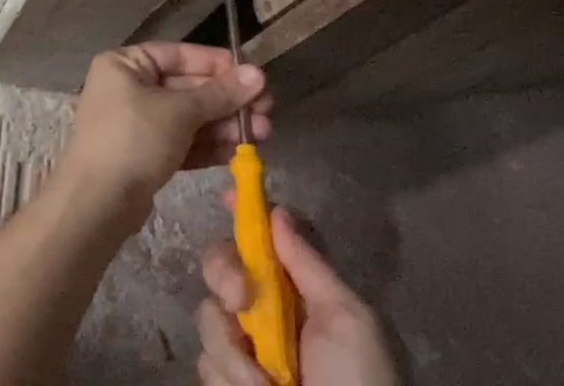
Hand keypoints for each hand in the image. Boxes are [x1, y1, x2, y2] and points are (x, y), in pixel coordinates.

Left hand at [60, 42, 272, 204]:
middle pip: (187, 87)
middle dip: (227, 101)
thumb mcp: (180, 112)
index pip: (178, 55)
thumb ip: (220, 93)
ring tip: (263, 134)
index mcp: (124, 64)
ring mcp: (136, 123)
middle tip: (267, 110)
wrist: (98, 202)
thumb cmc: (134, 139)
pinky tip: (239, 152)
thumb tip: (258, 73)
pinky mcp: (145, 154)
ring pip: (188, 118)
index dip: (217, 64)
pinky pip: (181, 142)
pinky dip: (208, 145)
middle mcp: (127, 87)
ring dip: (224, 125)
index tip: (254, 75)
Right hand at [197, 208, 397, 385]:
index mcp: (299, 290)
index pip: (266, 239)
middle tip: (241, 300)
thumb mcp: (349, 320)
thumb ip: (310, 265)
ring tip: (265, 385)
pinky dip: (229, 379)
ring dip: (233, 350)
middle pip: (221, 263)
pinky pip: (205, 362)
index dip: (245, 214)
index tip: (227, 195)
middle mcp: (266, 311)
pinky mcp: (226, 380)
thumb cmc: (358, 383)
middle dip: (224, 274)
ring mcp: (244, 348)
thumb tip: (278, 211)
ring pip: (207, 315)